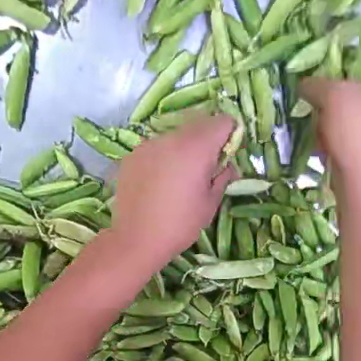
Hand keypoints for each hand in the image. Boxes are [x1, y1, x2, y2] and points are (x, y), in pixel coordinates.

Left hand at [104, 113, 237, 271]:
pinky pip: (155, 149)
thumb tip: (228, 166)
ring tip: (177, 179)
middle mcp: (171, 138)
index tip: (225, 156)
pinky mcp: (131, 156)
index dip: (229, 135)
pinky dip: (162, 158)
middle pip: (197, 125)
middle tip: (202, 171)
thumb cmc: (180, 224)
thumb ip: (223, 176)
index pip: (222, 121)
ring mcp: (148, 145)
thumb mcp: (210, 203)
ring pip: (174, 137)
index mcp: (196, 147)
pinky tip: (157, 182)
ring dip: (182, 150)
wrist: (136, 239)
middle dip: (206, 142)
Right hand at [299, 78, 360, 190]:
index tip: (324, 96)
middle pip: (358, 100)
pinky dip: (340, 144)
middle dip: (334, 110)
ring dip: (333, 128)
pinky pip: (356, 141)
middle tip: (321, 118)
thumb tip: (304, 84)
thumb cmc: (354, 130)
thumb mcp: (331, 95)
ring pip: (354, 122)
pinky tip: (329, 151)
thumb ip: (316, 84)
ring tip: (322, 138)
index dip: (339, 83)